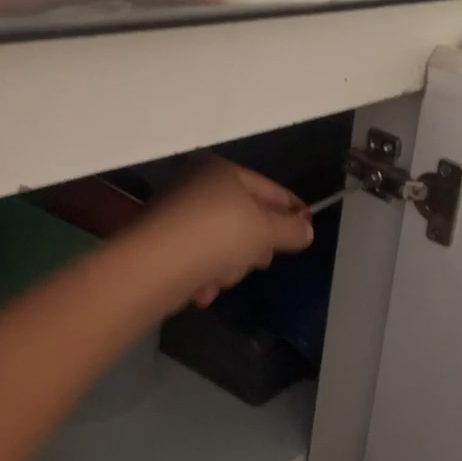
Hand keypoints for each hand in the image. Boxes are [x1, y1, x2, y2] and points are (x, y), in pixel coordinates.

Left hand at [123, 158, 314, 311]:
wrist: (153, 265)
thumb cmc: (217, 235)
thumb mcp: (265, 230)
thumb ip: (291, 229)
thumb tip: (306, 229)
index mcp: (221, 171)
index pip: (268, 188)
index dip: (292, 208)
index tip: (308, 227)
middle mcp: (195, 186)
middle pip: (244, 218)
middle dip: (254, 246)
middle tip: (262, 260)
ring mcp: (175, 216)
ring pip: (222, 244)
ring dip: (228, 267)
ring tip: (221, 277)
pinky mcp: (160, 245)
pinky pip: (197, 260)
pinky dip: (203, 275)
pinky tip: (203, 289)